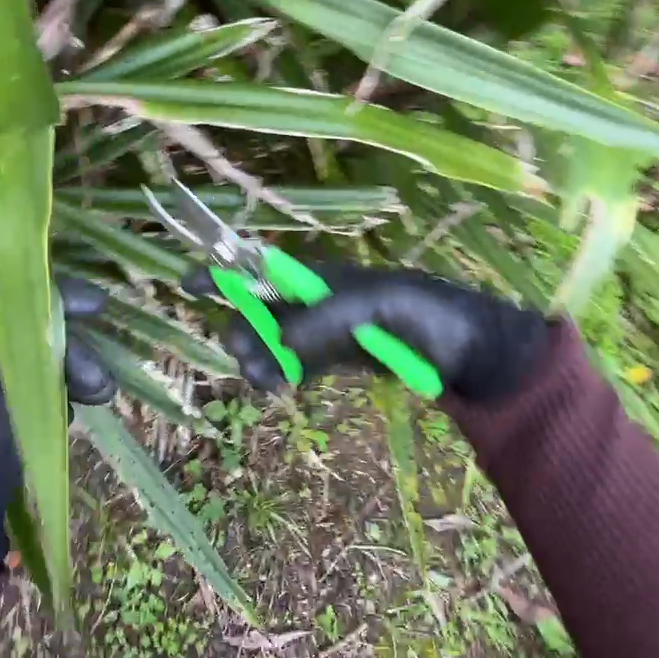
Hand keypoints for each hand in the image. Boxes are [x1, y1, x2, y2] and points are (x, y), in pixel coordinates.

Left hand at [0, 279, 115, 566]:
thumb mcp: (6, 378)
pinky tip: (64, 414)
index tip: (100, 306)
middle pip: (24, 328)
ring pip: (30, 357)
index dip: (57, 297)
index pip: (8, 293)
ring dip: (66, 375)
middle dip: (69, 352)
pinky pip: (24, 382)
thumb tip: (60, 301)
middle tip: (100, 383)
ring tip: (95, 397)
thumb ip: (31, 335)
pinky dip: (49, 393)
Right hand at [184, 262, 550, 405]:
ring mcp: (325, 332)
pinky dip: (285, 375)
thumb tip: (273, 345)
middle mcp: (315, 301)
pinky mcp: (338, 361)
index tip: (187, 282)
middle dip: (243, 332)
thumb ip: (322, 322)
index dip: (225, 274)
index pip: (262, 269)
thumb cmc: (424, 312)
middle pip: (260, 313)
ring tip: (268, 383)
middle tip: (247, 358)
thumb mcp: (374, 306)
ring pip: (274, 344)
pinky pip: (297, 366)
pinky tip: (284, 387)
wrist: (471, 351)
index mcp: (321, 277)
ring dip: (261, 361)